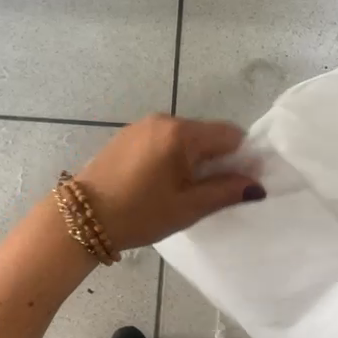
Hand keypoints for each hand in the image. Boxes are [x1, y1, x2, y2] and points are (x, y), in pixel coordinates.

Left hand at [73, 115, 263, 250]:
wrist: (81, 217)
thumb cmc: (139, 214)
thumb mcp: (188, 207)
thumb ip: (225, 191)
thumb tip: (256, 184)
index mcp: (180, 133)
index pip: (229, 134)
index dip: (242, 157)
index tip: (239, 183)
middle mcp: (162, 120)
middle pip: (206, 134)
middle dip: (215, 160)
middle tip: (210, 193)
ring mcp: (140, 126)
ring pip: (183, 138)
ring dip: (191, 160)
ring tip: (182, 192)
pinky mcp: (125, 136)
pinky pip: (161, 141)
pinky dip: (170, 158)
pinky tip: (160, 184)